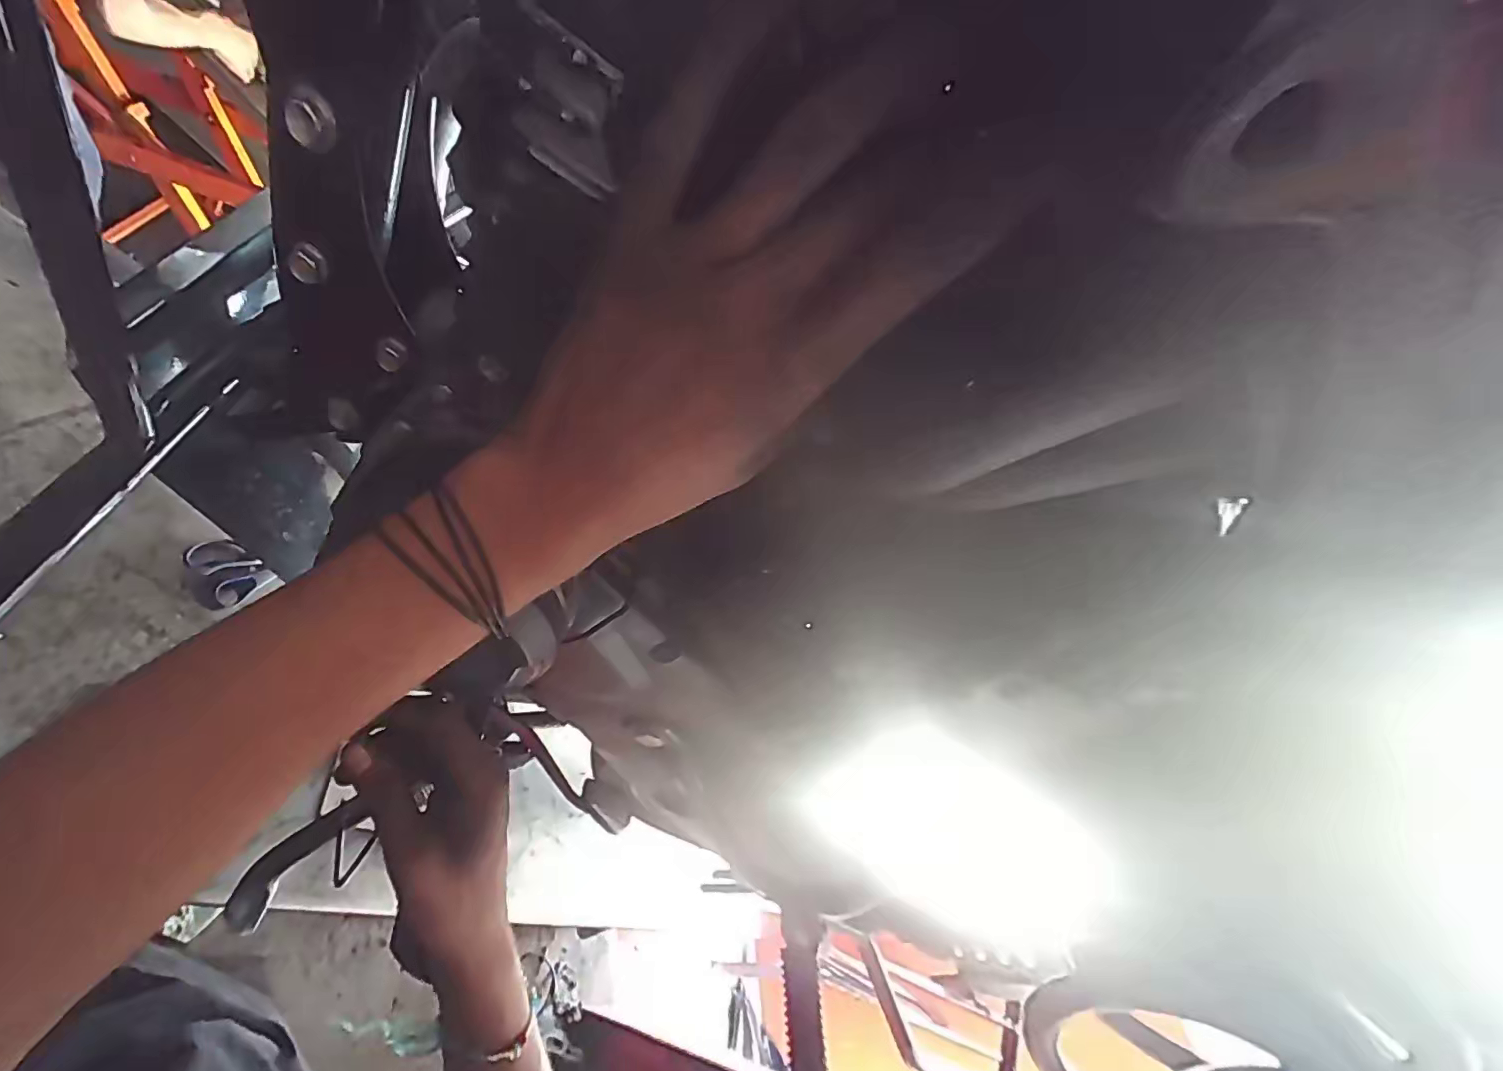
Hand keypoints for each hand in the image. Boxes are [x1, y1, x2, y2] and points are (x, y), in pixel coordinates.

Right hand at [339, 703, 531, 1055]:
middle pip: (434, 727)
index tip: (357, 717)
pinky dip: (398, 769)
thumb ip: (384, 792)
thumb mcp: (408, 848)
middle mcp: (483, 767)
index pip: (440, 720)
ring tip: (349, 770)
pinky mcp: (459, 795)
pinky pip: (427, 765)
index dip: (398, 714)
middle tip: (348, 746)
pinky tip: (367, 782)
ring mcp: (473, 780)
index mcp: (482, 774)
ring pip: (427, 744)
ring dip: (390, 751)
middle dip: (391, 732)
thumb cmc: (446, 903)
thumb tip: (354, 747)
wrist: (469, 947)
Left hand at [498, 3, 1051, 547]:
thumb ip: (820, 368)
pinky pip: (678, 133)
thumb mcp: (766, 441)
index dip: (996, 196)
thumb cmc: (670, 476)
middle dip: (957, 128)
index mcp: (798, 365)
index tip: (1047, 156)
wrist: (569, 474)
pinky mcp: (629, 235)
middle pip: (878, 190)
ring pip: (801, 144)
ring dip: (878, 74)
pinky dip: (722, 61)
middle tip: (1006, 80)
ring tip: (936, 29)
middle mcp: (757, 296)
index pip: (921, 259)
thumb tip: (871, 300)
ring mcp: (688, 255)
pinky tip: (772, 7)